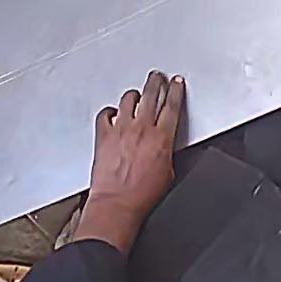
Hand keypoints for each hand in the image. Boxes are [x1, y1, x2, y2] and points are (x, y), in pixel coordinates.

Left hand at [75, 71, 183, 252]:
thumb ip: (166, 149)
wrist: (118, 204)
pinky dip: (110, 112)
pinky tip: (113, 114)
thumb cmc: (142, 195)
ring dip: (134, 95)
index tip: (177, 82)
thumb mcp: (168, 172)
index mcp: (161, 137)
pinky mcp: (104, 134)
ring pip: (129, 99)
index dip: (176, 90)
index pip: (172, 105)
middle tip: (157, 76)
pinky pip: (105, 114)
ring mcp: (121, 129)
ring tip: (136, 95)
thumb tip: (164, 141)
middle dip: (156, 81)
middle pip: (151, 94)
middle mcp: (141, 128)